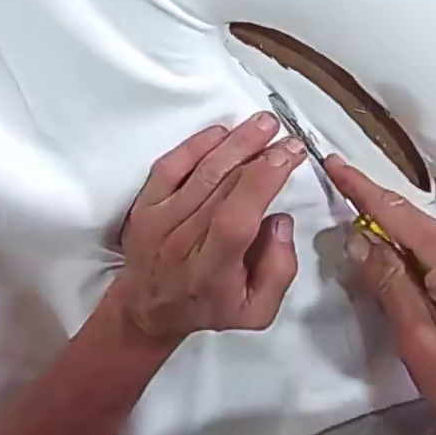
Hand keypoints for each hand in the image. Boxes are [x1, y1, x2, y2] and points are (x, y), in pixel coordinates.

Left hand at [111, 115, 305, 343]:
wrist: (148, 308)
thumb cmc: (208, 305)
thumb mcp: (256, 311)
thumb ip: (279, 269)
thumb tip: (280, 220)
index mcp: (211, 270)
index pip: (236, 218)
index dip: (264, 180)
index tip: (290, 156)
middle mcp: (181, 241)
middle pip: (221, 186)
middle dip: (260, 154)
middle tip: (287, 139)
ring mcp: (158, 219)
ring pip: (201, 170)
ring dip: (236, 141)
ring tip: (264, 123)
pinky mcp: (145, 203)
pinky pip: (171, 165)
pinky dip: (196, 144)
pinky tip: (223, 132)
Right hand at [327, 155, 435, 434]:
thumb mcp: (422, 342)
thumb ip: (389, 283)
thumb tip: (360, 239)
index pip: (393, 209)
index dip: (358, 185)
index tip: (332, 161)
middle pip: (414, 226)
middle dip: (381, 236)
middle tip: (356, 264)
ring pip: (435, 243)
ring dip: (407, 257)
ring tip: (395, 298)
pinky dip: (430, 266)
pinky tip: (428, 301)